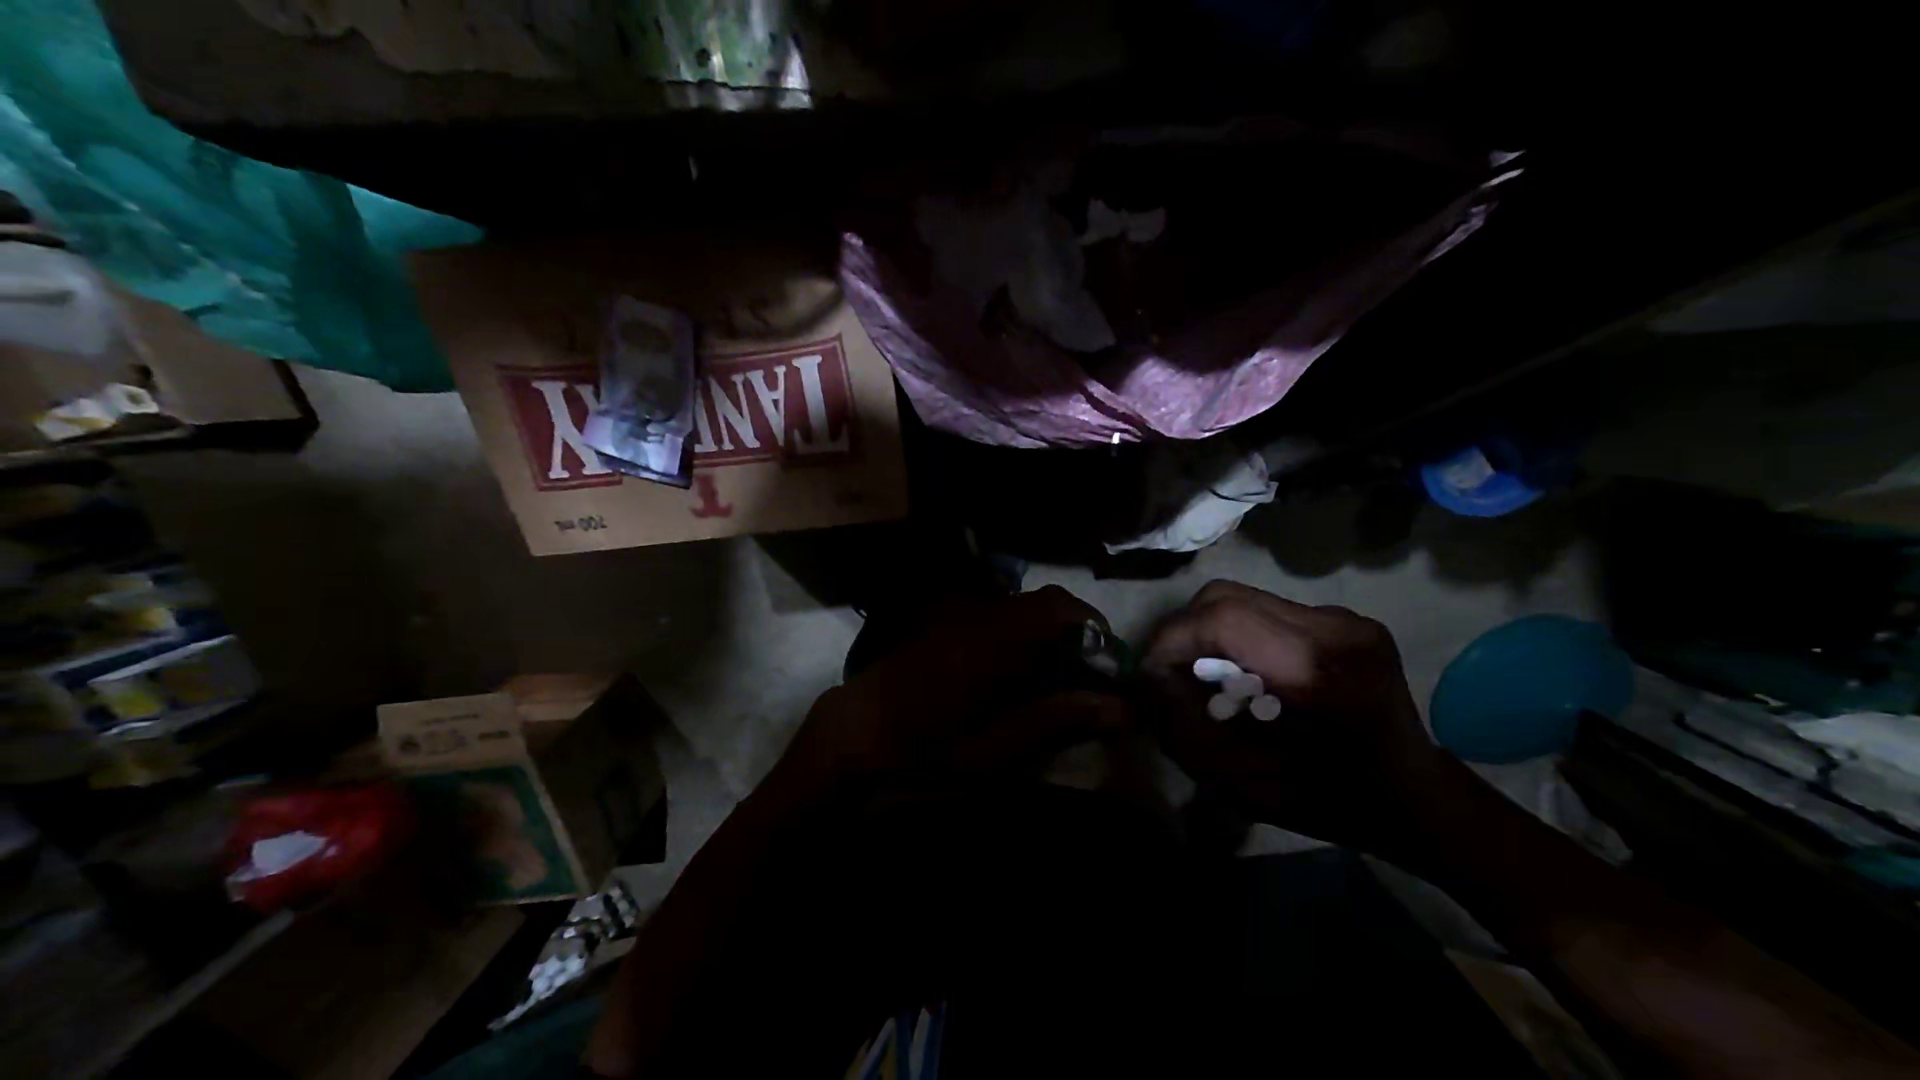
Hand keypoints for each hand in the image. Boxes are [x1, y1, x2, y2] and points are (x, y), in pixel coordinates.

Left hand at [772, 586, 1128, 797]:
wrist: (838, 761)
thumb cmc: (917, 766)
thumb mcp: (992, 757)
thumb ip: (1055, 721)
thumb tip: (1119, 708)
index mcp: (986, 639)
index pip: (1056, 607)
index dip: (1093, 631)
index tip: (1110, 671)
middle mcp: (967, 617)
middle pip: (1036, 608)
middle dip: (1069, 641)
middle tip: (1084, 688)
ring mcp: (944, 622)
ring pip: (1012, 617)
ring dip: (1040, 645)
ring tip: (1049, 692)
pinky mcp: (929, 635)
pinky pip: (985, 626)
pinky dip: (1011, 648)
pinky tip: (1007, 689)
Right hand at [1143, 580, 1448, 857]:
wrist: (1414, 798)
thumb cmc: (1329, 802)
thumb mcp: (1241, 782)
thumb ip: (1182, 725)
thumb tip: (1147, 676)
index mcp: (1318, 672)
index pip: (1221, 619)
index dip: (1170, 640)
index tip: (1150, 674)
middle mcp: (1335, 628)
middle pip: (1225, 597)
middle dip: (1183, 633)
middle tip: (1172, 674)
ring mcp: (1345, 618)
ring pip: (1243, 598)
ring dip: (1210, 632)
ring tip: (1209, 675)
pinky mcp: (1345, 619)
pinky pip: (1268, 611)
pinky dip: (1240, 636)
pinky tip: (1248, 672)